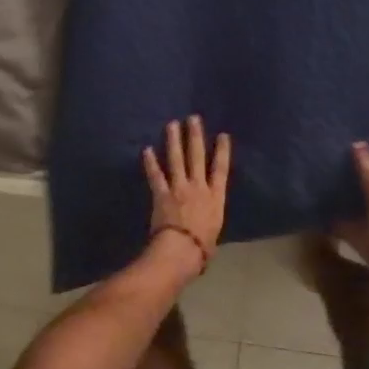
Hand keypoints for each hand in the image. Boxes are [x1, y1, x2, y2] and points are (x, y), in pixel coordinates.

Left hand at [142, 116, 229, 261]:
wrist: (182, 250)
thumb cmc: (202, 248)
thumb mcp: (214, 231)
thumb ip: (210, 219)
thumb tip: (207, 222)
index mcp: (216, 198)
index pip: (221, 169)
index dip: (222, 151)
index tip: (223, 135)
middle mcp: (198, 187)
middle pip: (197, 157)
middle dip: (195, 136)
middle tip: (193, 118)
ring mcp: (179, 188)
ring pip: (176, 159)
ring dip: (174, 141)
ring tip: (172, 124)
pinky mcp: (162, 194)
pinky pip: (156, 175)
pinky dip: (150, 162)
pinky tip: (146, 150)